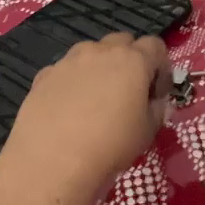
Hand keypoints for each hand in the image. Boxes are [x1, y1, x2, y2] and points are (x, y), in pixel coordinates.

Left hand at [0, 32, 171, 203]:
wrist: (52, 162)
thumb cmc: (110, 145)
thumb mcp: (148, 130)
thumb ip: (156, 108)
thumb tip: (152, 102)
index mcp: (133, 60)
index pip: (155, 46)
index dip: (161, 68)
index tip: (156, 94)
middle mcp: (101, 52)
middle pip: (122, 42)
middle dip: (130, 60)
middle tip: (128, 92)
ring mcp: (69, 61)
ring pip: (91, 52)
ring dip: (100, 67)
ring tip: (95, 98)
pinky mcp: (44, 76)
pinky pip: (65, 70)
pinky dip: (72, 82)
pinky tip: (68, 109)